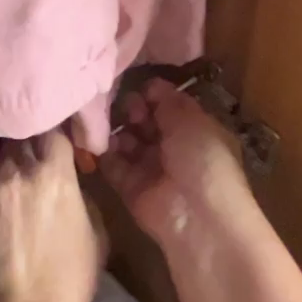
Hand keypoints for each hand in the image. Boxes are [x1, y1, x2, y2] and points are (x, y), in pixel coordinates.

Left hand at [0, 133, 98, 301]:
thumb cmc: (71, 278)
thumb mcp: (96, 229)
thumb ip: (79, 192)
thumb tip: (68, 176)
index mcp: (54, 171)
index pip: (51, 126)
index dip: (53, 128)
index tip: (54, 136)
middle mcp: (13, 167)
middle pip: (14, 128)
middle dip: (20, 132)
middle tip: (23, 143)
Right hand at [100, 82, 258, 245]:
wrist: (199, 217)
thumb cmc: (203, 161)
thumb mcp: (192, 122)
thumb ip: (169, 102)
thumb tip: (152, 85)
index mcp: (196, 131)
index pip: (170, 106)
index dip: (154, 95)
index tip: (139, 87)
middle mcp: (174, 149)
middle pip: (146, 122)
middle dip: (133, 111)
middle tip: (127, 109)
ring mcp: (151, 170)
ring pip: (127, 142)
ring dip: (118, 131)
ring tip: (111, 125)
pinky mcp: (130, 189)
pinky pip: (113, 167)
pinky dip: (105, 154)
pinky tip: (99, 142)